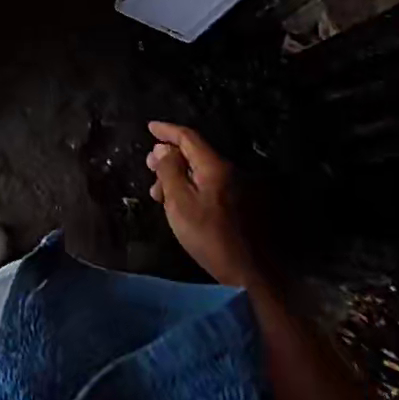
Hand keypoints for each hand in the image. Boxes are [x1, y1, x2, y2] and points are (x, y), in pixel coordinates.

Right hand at [146, 122, 261, 287]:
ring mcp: (235, 187)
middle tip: (150, 165)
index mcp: (214, 166)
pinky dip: (190, 186)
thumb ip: (169, 172)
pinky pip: (208, 184)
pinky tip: (178, 202)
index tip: (150, 127)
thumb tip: (163, 149)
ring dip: (177, 174)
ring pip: (200, 171)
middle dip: (169, 155)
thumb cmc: (209, 236)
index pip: (188, 137)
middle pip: (195, 153)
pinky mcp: (237, 204)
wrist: (249, 271)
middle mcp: (228, 170)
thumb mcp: (179, 203)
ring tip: (158, 191)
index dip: (167, 130)